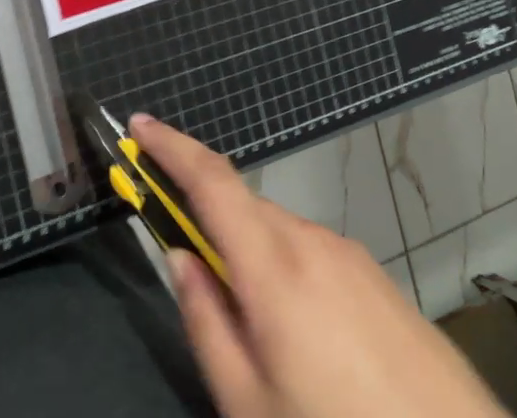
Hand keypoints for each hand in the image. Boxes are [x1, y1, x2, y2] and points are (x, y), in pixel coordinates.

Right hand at [130, 115, 505, 417]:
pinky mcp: (379, 279)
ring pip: (278, 233)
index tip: (138, 126)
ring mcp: (353, 258)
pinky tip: (304, 336)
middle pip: (243, 208)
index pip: (211, 182)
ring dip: (249, 254)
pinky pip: (313, 254)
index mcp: (274, 267)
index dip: (170, 147)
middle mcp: (314, 243)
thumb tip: (182, 260)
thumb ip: (205, 320)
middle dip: (208, 223)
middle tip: (194, 273)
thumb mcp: (246, 398)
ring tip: (257, 331)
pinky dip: (286, 269)